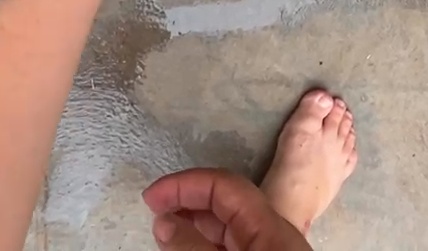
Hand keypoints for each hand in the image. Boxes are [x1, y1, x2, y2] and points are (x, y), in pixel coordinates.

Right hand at [143, 169, 312, 250]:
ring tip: (165, 234)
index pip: (222, 184)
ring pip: (227, 230)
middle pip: (224, 205)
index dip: (184, 184)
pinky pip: (233, 247)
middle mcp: (274, 234)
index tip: (152, 196)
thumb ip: (194, 245)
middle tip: (156, 214)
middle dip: (186, 204)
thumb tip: (162, 221)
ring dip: (194, 227)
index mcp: (273, 223)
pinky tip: (187, 249)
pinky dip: (208, 245)